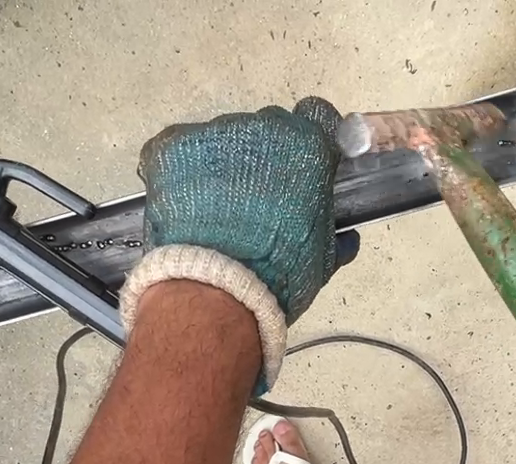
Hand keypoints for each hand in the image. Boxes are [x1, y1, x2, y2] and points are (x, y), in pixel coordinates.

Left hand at [140, 97, 342, 321]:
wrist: (217, 293)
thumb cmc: (276, 277)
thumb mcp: (321, 260)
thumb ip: (333, 234)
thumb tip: (344, 236)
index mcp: (307, 149)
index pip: (316, 118)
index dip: (309, 143)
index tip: (302, 165)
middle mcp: (263, 128)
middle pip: (267, 132)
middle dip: (265, 160)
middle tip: (257, 205)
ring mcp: (214, 134)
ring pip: (222, 142)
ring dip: (222, 168)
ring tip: (216, 216)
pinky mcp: (171, 148)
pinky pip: (181, 153)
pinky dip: (183, 177)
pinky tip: (187, 210)